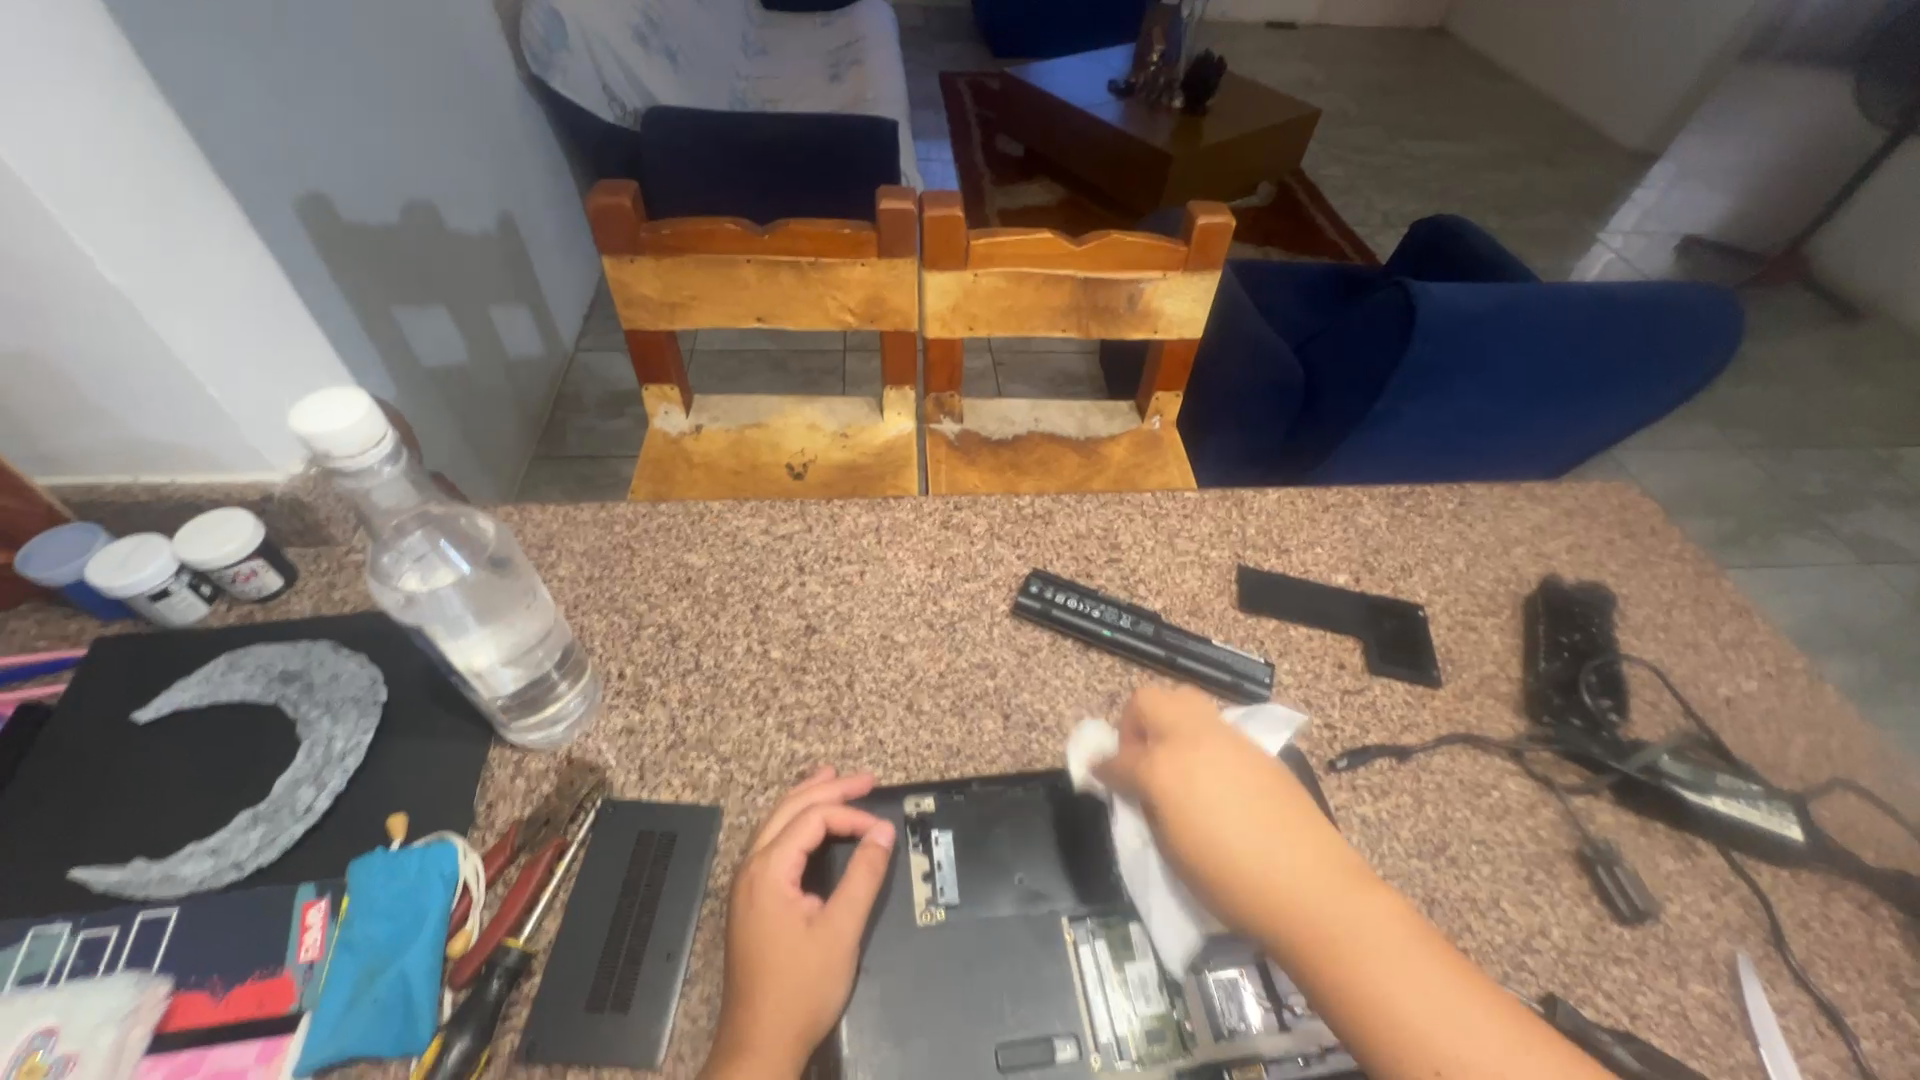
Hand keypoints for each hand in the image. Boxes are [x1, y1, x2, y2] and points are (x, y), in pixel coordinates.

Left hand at [702, 767, 895, 1079]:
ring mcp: (746, 885)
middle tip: (865, 778)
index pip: (812, 820)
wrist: (759, 1043)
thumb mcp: (841, 931)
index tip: (883, 830)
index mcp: (767, 870)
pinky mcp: (750, 901)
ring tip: (832, 780)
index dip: (851, 817)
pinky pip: (772, 844)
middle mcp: (750, 869)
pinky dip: (795, 823)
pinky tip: (808, 825)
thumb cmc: (801, 989)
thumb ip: (864, 876)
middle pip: (788, 810)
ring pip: (775, 824)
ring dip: (806, 799)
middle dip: (827, 789)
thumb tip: (883, 832)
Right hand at [1094, 685, 1366, 940]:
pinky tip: (1210, 777)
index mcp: (1161, 768)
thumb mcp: (1170, 850)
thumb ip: (1148, 807)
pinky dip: (1200, 739)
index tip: (1099, 776)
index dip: (1103, 768)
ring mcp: (1228, 739)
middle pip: (1149, 700)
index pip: (1118, 758)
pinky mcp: (1258, 750)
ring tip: (1174, 763)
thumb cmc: (1229, 882)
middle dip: (1133, 723)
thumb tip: (1140, 791)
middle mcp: (1191, 739)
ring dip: (1168, 722)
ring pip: (1185, 700)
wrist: (1311, 889)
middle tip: (1138, 760)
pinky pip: (1216, 726)